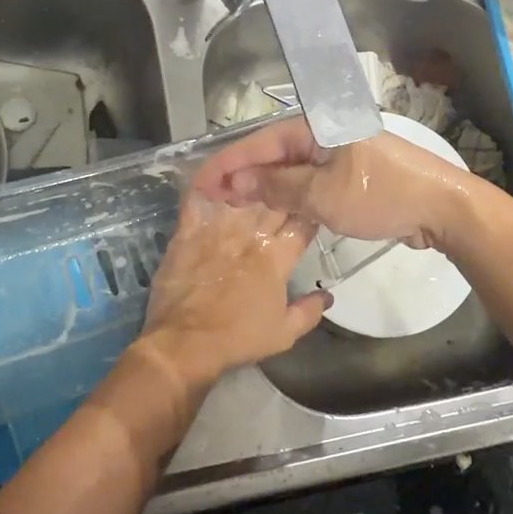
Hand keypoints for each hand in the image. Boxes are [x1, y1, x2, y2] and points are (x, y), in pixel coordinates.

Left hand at [133, 193, 328, 387]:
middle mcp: (251, 235)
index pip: (303, 223)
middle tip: (286, 183)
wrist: (184, 342)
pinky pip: (200, 198)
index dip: (310, 212)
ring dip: (249, 181)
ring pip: (240, 192)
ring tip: (256, 171)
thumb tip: (328, 295)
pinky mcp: (188, 231)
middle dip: (283, 189)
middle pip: (274, 200)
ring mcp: (218, 229)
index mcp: (277, 258)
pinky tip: (215, 177)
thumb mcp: (283, 334)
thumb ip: (310, 312)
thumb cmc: (236, 338)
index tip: (311, 207)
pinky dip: (208, 185)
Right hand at [190, 116, 476, 251]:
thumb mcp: (324, 195)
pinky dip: (290, 196)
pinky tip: (272, 212)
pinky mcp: (350, 175)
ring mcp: (340, 155)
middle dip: (242, 176)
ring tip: (233, 208)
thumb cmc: (383, 195)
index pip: (261, 141)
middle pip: (273, 153)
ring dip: (265, 188)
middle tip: (211, 201)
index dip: (228, 163)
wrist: (443, 208)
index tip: (200, 182)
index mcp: (318, 127)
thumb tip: (236, 183)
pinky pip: (310, 182)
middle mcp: (326, 134)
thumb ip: (277, 188)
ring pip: (291, 169)